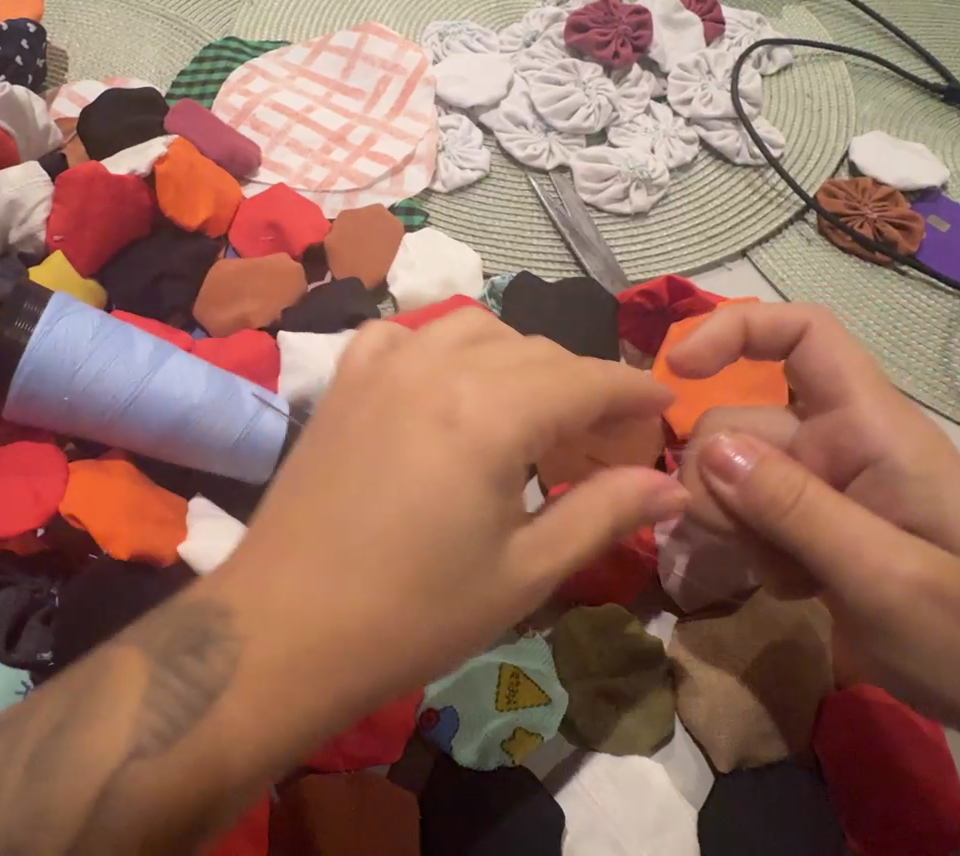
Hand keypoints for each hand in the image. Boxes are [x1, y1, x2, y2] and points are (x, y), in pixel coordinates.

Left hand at [220, 309, 685, 704]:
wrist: (286, 629)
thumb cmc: (414, 614)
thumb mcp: (525, 572)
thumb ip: (603, 513)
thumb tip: (673, 485)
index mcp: (491, 412)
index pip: (586, 378)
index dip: (633, 391)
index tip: (664, 408)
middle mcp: (437, 367)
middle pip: (536, 351)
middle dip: (582, 387)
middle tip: (600, 444)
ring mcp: (382, 367)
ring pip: (473, 330)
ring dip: (517, 361)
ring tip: (529, 416)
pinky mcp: (343, 382)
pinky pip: (403, 335)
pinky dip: (439, 348)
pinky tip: (444, 386)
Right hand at [667, 302, 959, 740]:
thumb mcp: (891, 580)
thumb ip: (797, 511)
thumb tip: (708, 449)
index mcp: (874, 429)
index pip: (804, 335)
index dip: (735, 331)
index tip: (677, 371)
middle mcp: (840, 444)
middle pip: (741, 420)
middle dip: (716, 476)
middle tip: (738, 544)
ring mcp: (824, 489)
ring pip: (734, 473)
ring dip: (735, 524)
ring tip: (786, 577)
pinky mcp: (814, 529)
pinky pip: (749, 516)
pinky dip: (752, 549)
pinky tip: (793, 590)